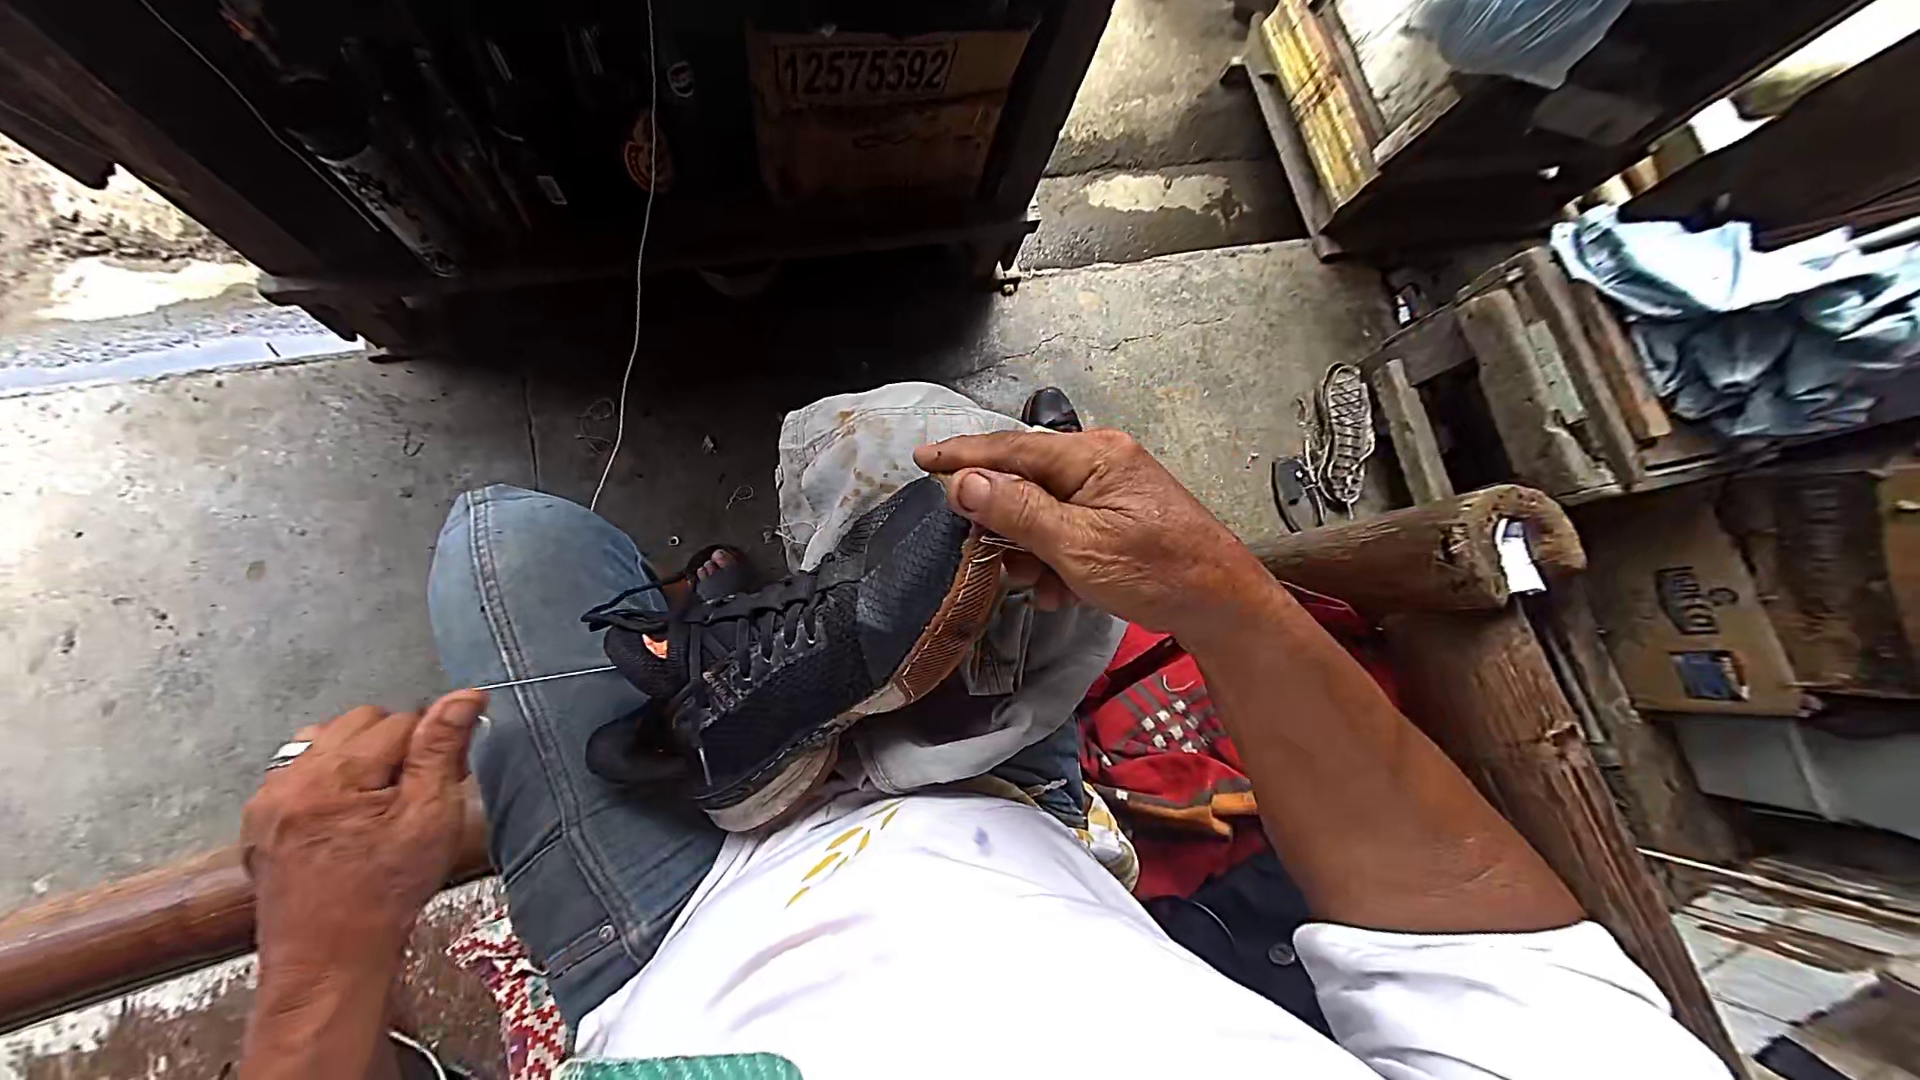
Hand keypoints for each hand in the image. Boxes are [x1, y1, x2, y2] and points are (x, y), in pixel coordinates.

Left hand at [242, 690, 486, 974]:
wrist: (332, 954)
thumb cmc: (389, 886)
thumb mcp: (432, 812)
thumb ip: (443, 747)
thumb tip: (463, 697)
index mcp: (331, 778)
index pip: (402, 720)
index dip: (435, 743)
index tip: (447, 774)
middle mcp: (288, 781)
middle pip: (363, 721)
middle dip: (400, 742)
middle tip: (420, 784)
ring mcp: (267, 800)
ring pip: (331, 736)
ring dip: (366, 752)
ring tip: (387, 792)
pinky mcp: (262, 818)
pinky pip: (303, 763)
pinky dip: (336, 769)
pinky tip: (356, 803)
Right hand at [914, 430, 1282, 645]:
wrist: (1219, 606)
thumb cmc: (1157, 572)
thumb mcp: (1077, 545)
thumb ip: (1018, 510)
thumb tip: (965, 482)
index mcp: (1091, 455)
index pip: (1011, 447)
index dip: (962, 455)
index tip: (923, 459)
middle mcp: (1098, 462)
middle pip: (1023, 480)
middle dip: (1002, 523)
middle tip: (987, 556)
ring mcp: (1107, 490)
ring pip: (1040, 511)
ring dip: (1028, 549)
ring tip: (1037, 583)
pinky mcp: (1112, 517)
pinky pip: (1063, 528)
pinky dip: (1053, 558)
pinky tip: (1061, 588)